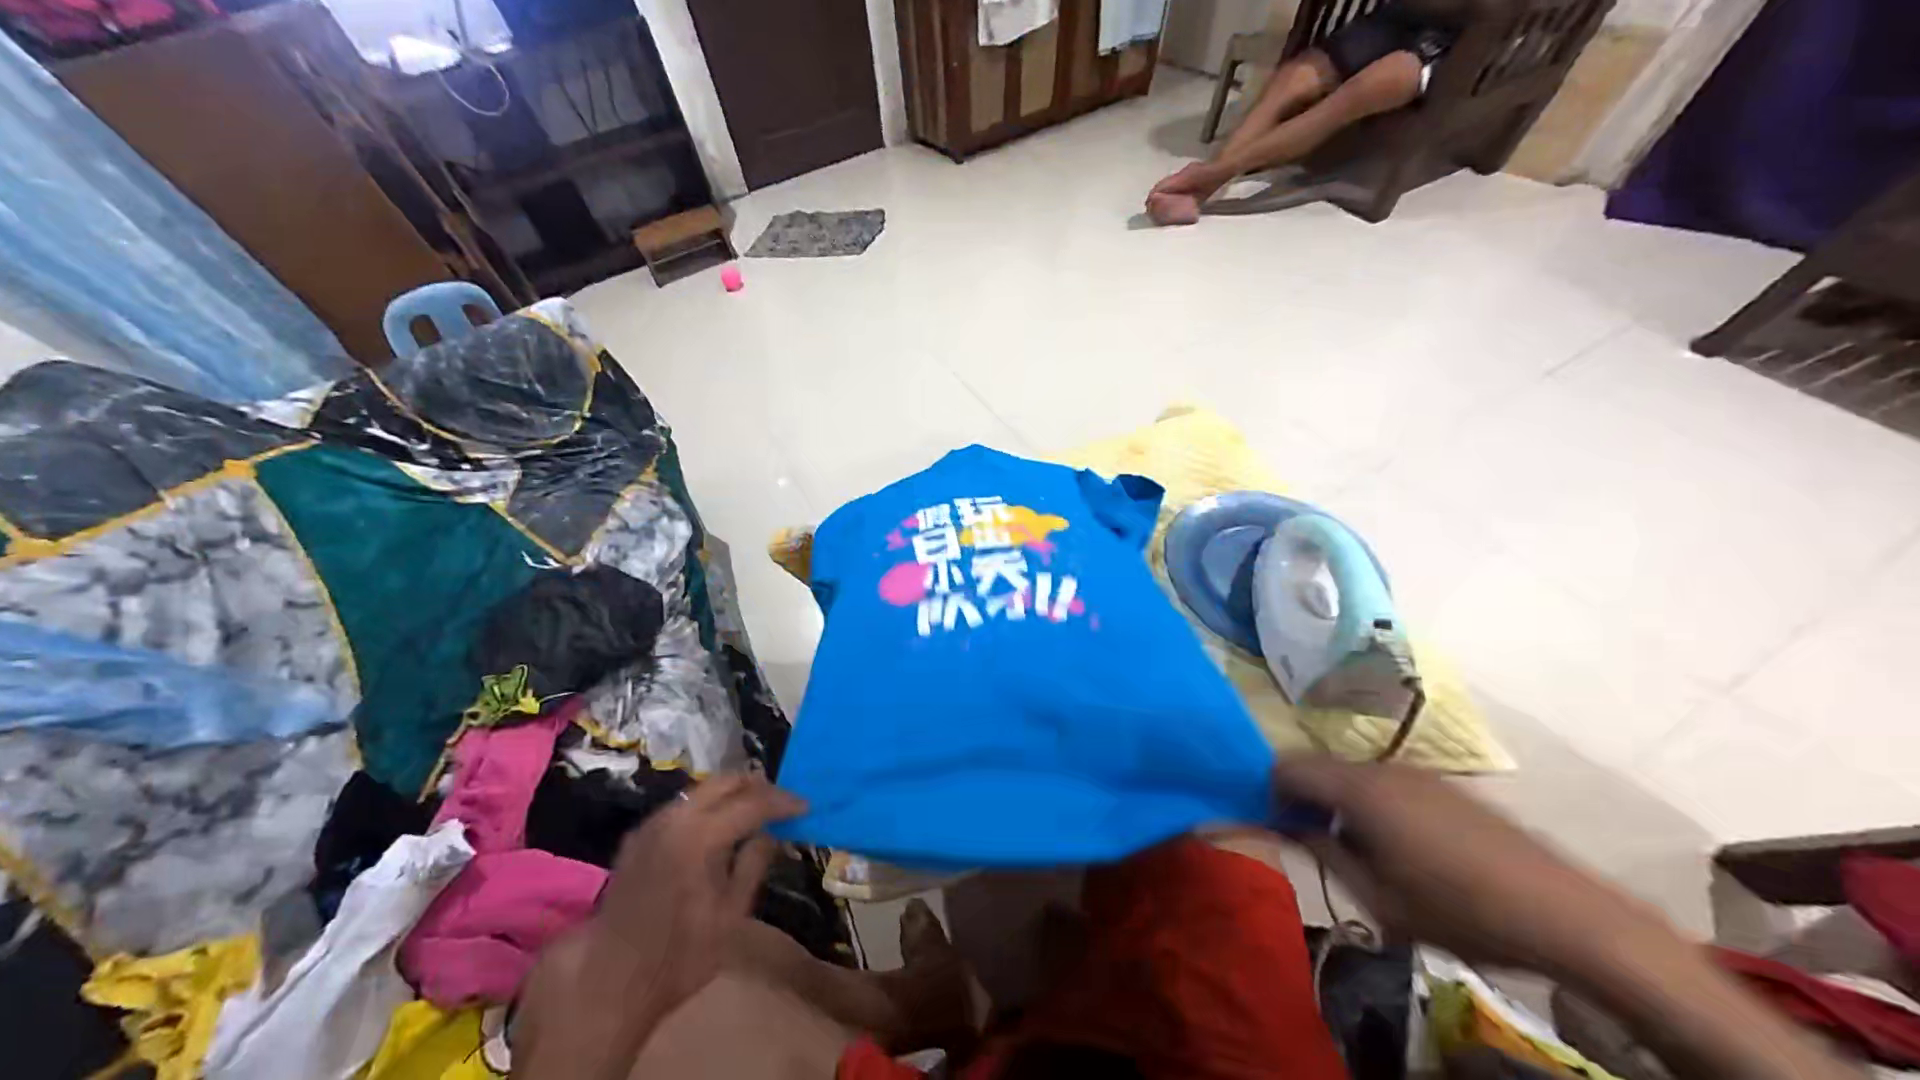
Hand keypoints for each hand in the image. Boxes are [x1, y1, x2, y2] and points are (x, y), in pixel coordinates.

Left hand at [516, 773, 805, 1078]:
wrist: (609, 983)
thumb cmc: (678, 957)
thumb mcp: (730, 916)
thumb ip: (753, 866)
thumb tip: (770, 834)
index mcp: (699, 837)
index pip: (752, 803)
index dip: (782, 802)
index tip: (805, 806)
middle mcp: (673, 819)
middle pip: (724, 782)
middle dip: (757, 786)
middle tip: (782, 801)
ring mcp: (651, 825)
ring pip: (701, 789)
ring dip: (732, 792)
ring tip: (756, 809)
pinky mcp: (638, 837)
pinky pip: (682, 805)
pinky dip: (708, 805)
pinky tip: (720, 825)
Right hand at [1273, 757, 1670, 978]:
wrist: (1568, 915)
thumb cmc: (1459, 910)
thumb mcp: (1376, 897)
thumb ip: (1321, 852)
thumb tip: (1282, 827)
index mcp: (1358, 788)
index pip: (1286, 767)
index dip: (1266, 790)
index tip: (1266, 822)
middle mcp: (1382, 768)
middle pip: (1318, 766)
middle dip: (1300, 794)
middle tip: (1300, 836)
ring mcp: (1417, 773)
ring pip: (1351, 774)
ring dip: (1334, 799)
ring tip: (1345, 844)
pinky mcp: (1444, 786)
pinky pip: (1384, 782)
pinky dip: (1367, 801)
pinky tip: (1389, 842)